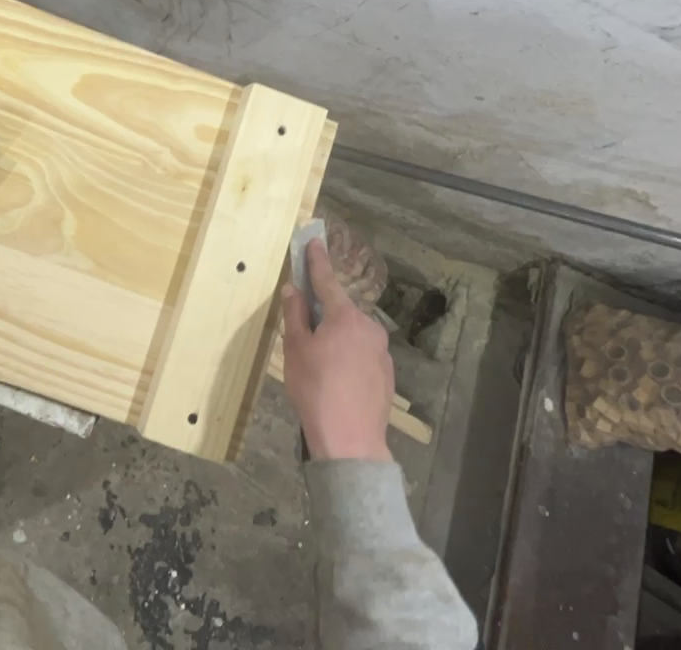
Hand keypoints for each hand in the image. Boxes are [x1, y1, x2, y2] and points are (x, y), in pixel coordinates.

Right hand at [281, 237, 394, 461]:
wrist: (350, 440)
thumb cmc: (315, 389)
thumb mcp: (295, 348)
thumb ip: (295, 315)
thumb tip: (294, 289)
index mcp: (345, 317)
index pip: (327, 281)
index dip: (317, 261)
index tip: (314, 240)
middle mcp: (369, 327)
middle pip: (340, 310)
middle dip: (322, 313)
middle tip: (302, 331)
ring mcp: (382, 351)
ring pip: (351, 334)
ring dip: (335, 337)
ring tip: (316, 363)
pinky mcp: (386, 373)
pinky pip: (362, 353)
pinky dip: (347, 356)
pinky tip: (335, 378)